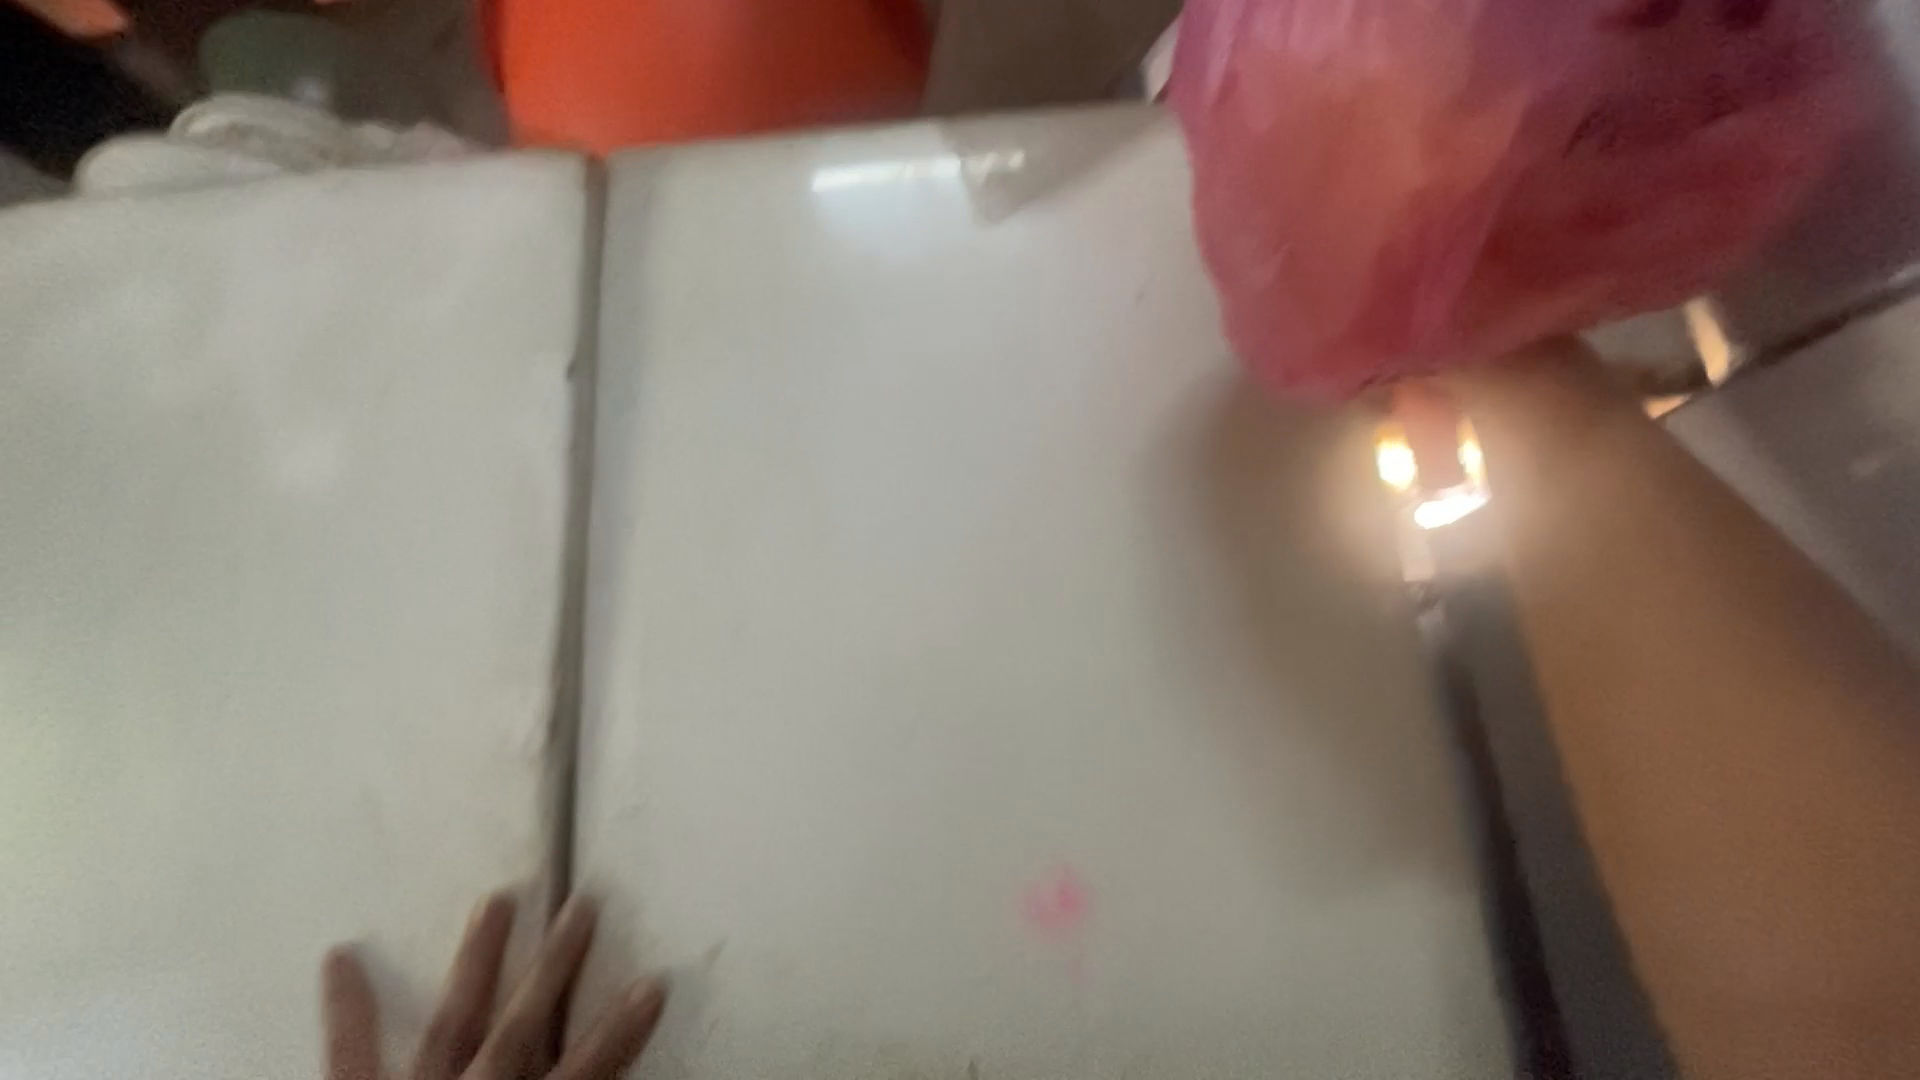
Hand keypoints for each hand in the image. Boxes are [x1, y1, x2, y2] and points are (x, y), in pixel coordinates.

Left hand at [323, 893, 665, 1079]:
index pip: (582, 1077)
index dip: (621, 1033)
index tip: (655, 984)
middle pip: (519, 1032)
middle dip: (552, 969)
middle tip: (581, 906)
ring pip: (451, 1025)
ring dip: (476, 962)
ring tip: (495, 901)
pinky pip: (350, 1058)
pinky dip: (346, 1009)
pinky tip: (341, 956)